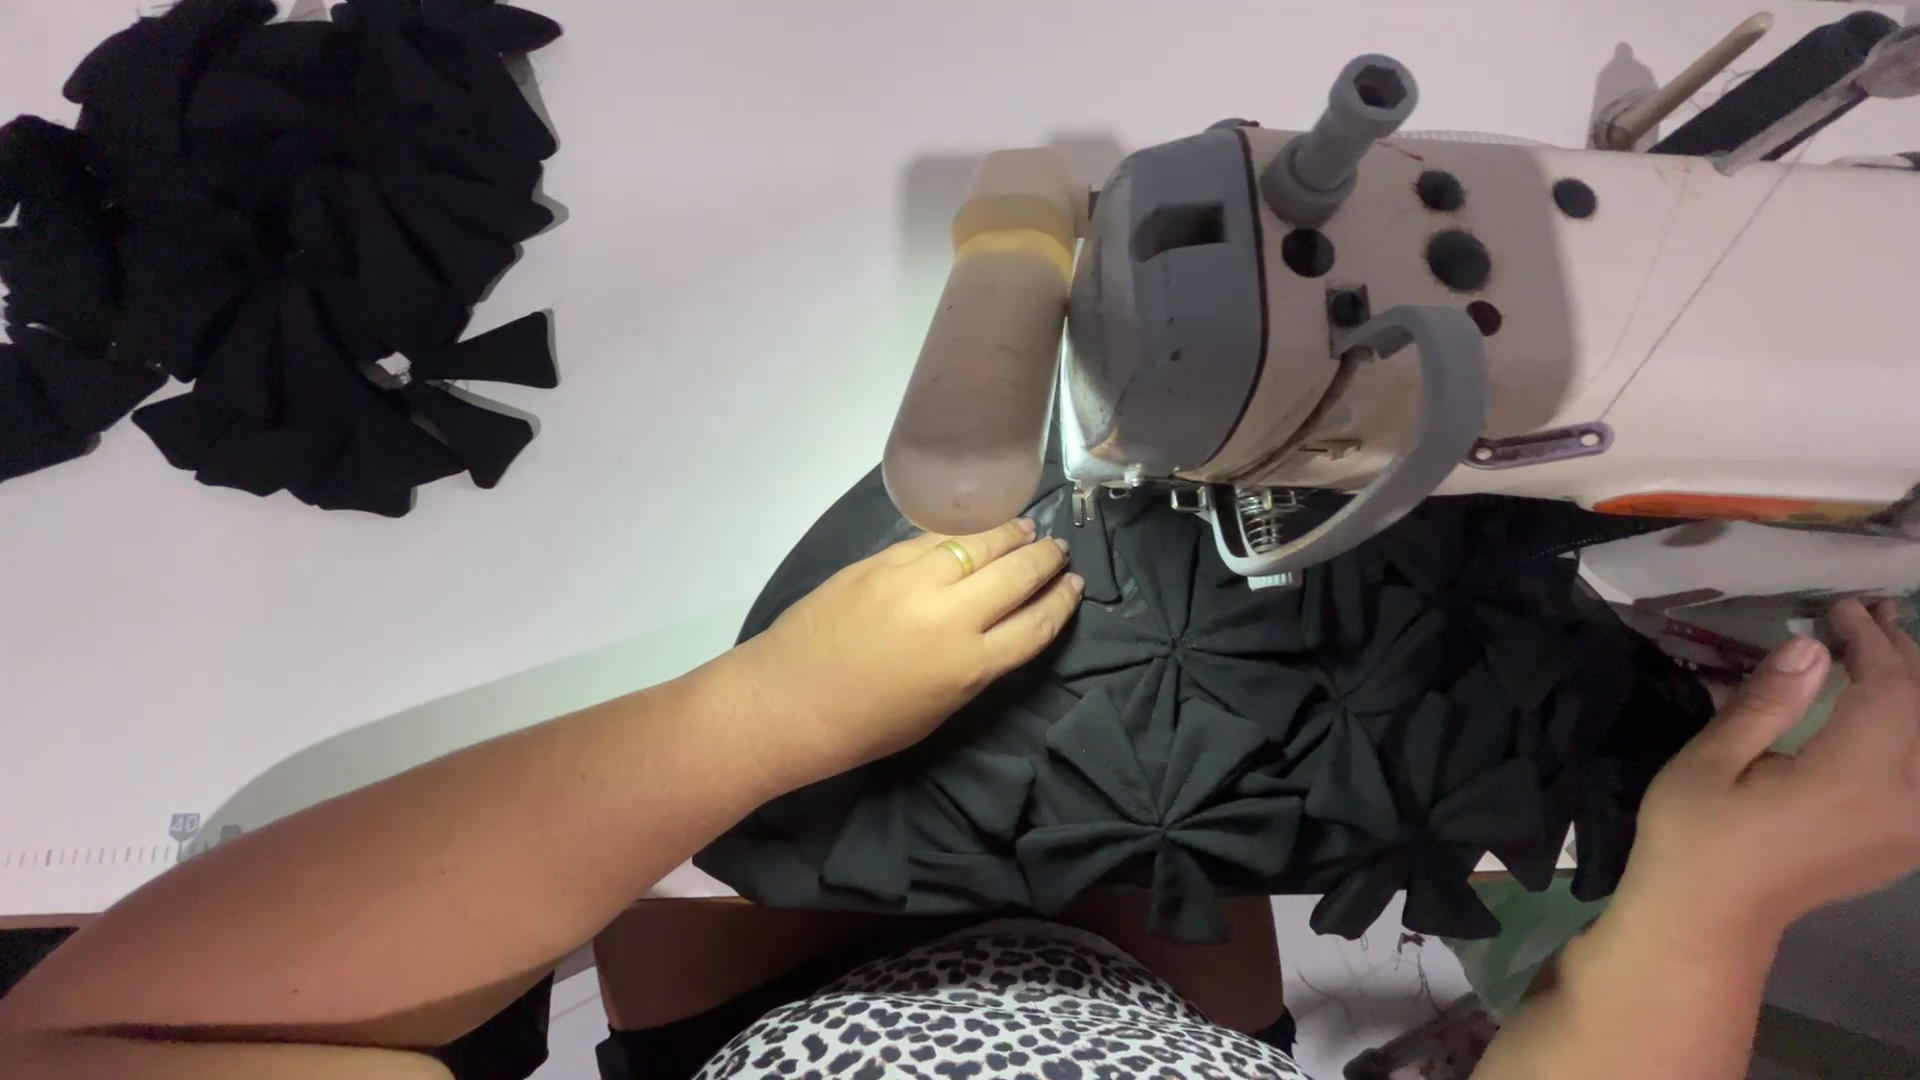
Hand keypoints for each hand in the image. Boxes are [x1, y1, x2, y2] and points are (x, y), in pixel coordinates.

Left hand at [722, 518, 1084, 792]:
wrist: (789, 700)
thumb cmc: (866, 725)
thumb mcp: (940, 707)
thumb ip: (978, 663)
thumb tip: (1002, 621)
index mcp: (969, 665)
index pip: (1036, 624)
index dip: (1061, 603)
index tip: (1075, 586)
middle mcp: (950, 616)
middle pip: (1016, 576)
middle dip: (1045, 559)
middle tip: (1059, 549)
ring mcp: (913, 581)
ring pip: (979, 544)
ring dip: (1010, 534)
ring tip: (1027, 528)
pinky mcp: (881, 561)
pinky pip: (935, 539)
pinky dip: (962, 534)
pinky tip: (975, 530)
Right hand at [1617, 599, 1919, 944]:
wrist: (1713, 909)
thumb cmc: (1695, 830)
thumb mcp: (1711, 761)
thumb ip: (1766, 705)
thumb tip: (1809, 648)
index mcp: (1857, 779)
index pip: (1893, 691)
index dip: (1872, 643)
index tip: (1838, 608)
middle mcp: (1911, 801)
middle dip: (1903, 657)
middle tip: (1865, 617)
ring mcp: (1919, 825)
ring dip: (1914, 690)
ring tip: (1879, 652)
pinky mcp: (1910, 836)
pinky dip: (1913, 725)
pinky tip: (1886, 706)